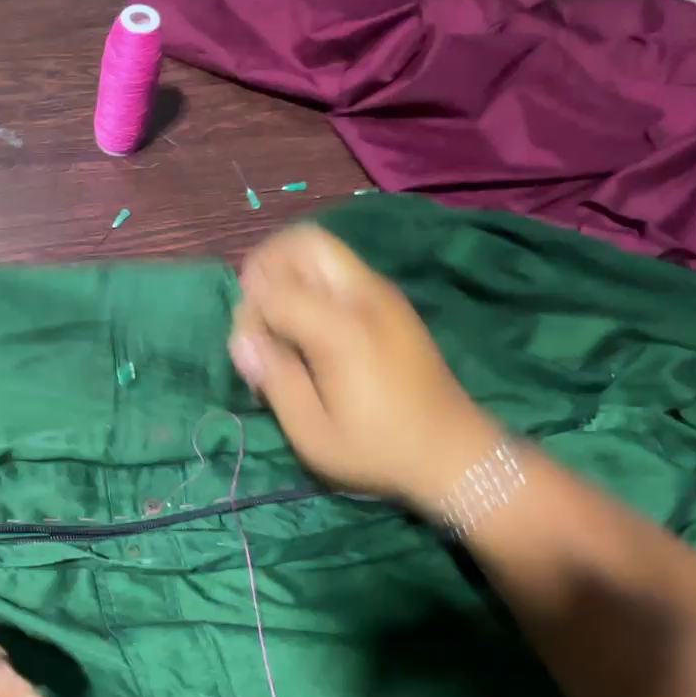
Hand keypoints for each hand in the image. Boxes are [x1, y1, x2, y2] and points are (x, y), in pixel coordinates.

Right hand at [229, 224, 502, 509]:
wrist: (453, 453)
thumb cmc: (377, 450)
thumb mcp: (312, 432)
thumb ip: (275, 379)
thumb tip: (242, 341)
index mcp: (341, 329)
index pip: (271, 290)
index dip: (250, 319)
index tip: (254, 358)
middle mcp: (363, 296)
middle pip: (302, 242)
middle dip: (266, 271)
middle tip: (258, 318)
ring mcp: (382, 294)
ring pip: (322, 250)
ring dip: (290, 275)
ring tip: (282, 325)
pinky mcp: (391, 303)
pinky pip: (341, 270)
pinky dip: (313, 285)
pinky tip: (311, 331)